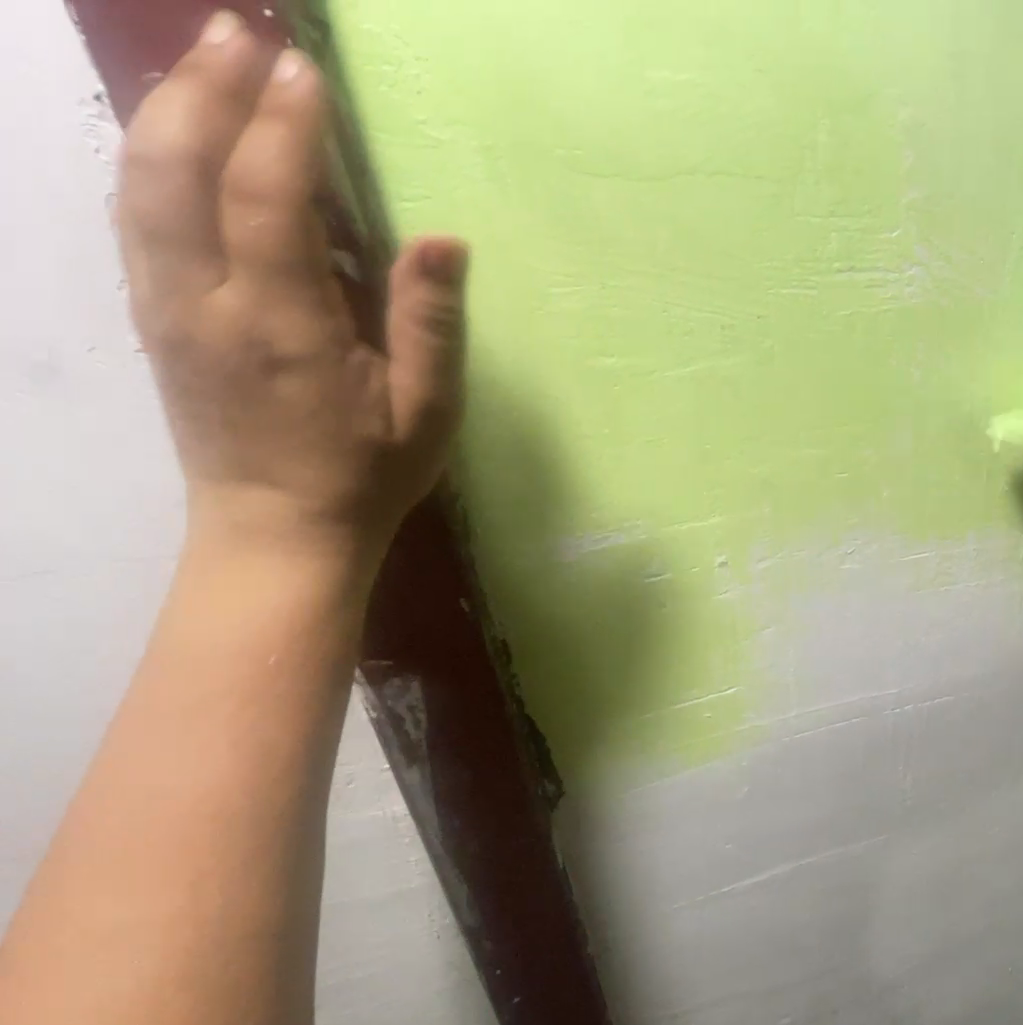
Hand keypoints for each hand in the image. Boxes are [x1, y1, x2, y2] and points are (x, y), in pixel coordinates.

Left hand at [118, 11, 467, 573]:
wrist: (276, 532)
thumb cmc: (367, 474)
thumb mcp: (425, 411)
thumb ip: (429, 324)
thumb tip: (443, 239)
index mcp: (280, 327)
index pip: (266, 200)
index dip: (284, 127)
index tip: (306, 71)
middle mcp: (202, 303)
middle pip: (176, 169)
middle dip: (206, 89)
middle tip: (242, 31)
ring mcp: (164, 307)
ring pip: (138, 183)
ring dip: (168, 109)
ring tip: (207, 60)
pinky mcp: (154, 316)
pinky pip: (136, 215)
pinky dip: (151, 155)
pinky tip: (179, 131)